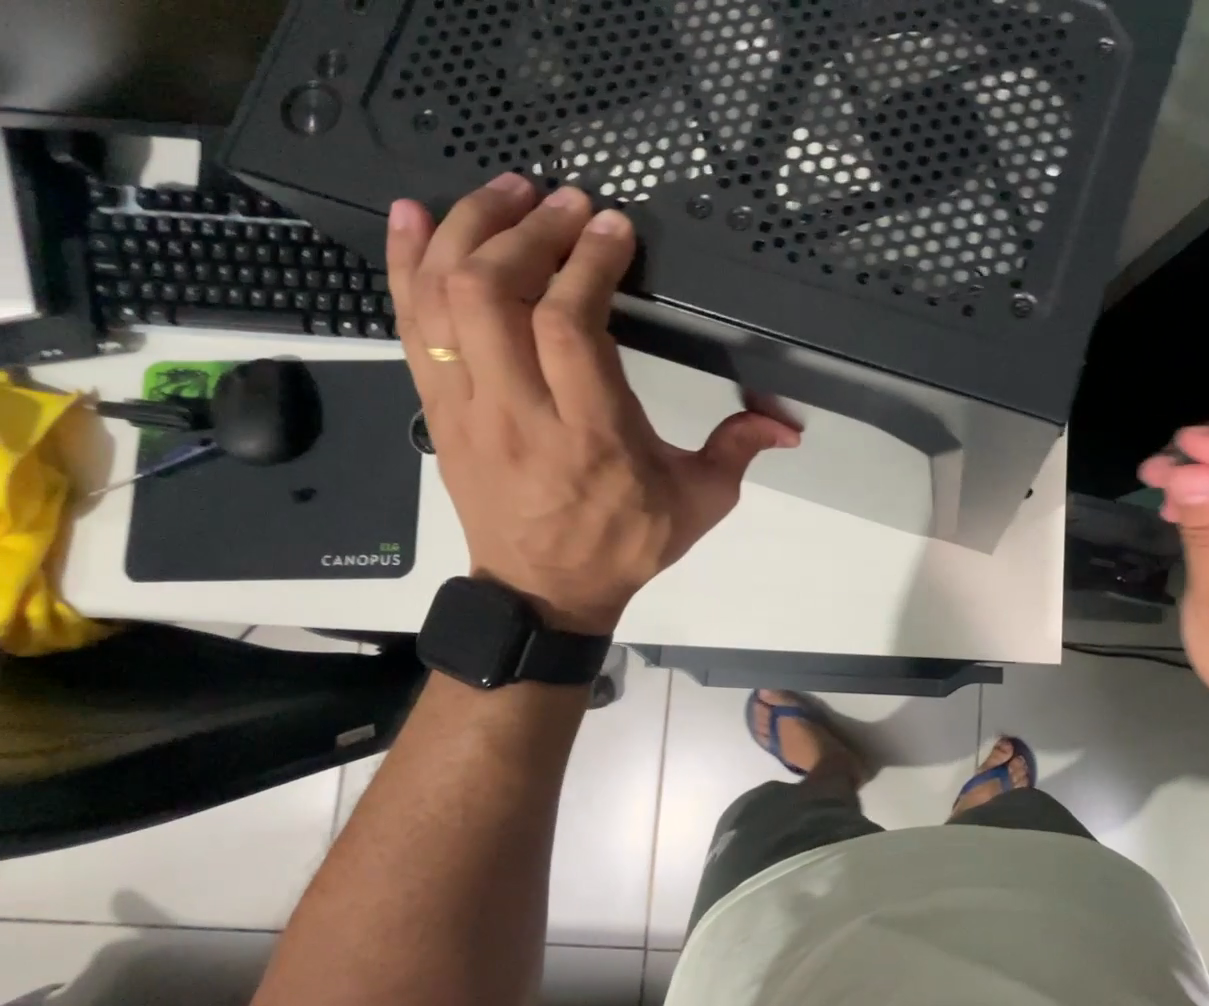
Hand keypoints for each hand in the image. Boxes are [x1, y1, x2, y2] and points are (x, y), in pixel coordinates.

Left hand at [387, 175, 799, 634]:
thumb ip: (738, 451)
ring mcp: (465, 410)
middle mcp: (518, 413)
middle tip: (563, 202)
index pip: (569, 326)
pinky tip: (416, 217)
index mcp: (590, 434)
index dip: (586, 263)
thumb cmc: (624, 545)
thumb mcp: (697, 504)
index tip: (610, 226)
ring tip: (506, 195)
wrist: (543, 593)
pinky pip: (408, 326)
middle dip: (528, 231)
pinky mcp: (436, 410)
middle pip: (495, 295)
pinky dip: (405, 264)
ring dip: (470, 232)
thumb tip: (788, 426)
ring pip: (443, 299)